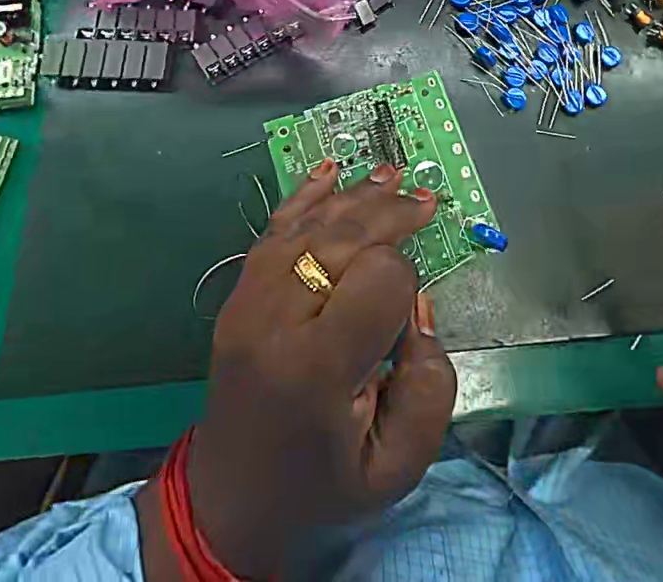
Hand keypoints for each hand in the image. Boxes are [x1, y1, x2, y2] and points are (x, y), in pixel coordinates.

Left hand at [141, 159, 456, 577]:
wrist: (232, 492)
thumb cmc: (323, 481)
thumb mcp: (399, 465)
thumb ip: (430, 384)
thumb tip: (416, 303)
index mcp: (317, 369)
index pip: (377, 280)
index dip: (406, 280)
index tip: (410, 310)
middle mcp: (275, 321)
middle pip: (342, 239)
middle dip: (389, 214)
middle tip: (426, 202)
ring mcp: (248, 300)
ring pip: (309, 225)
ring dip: (355, 197)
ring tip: (392, 176)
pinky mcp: (238, 293)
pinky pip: (273, 229)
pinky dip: (305, 196)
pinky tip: (330, 170)